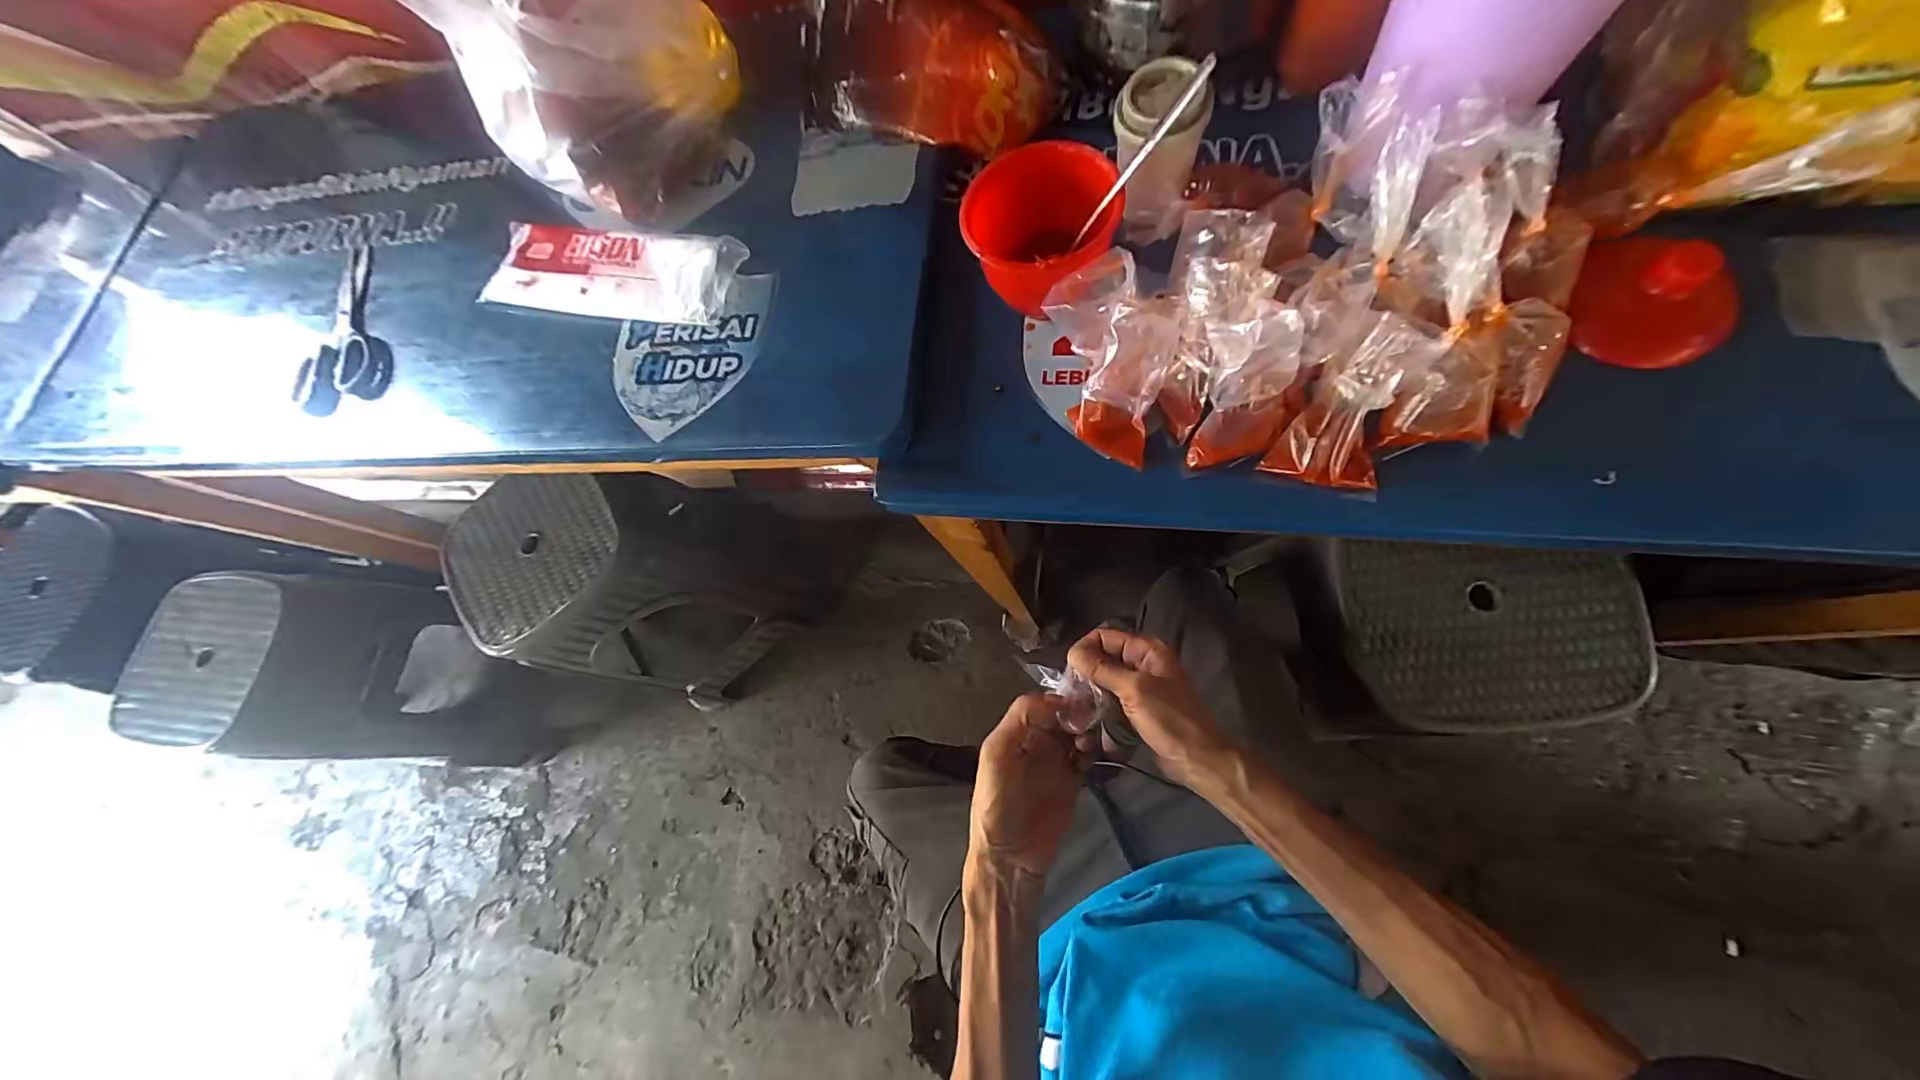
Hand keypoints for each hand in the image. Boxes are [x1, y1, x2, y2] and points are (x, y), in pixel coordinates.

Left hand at [967, 694, 1086, 880]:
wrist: (1011, 857)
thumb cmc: (996, 805)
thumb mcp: (997, 756)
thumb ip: (1019, 721)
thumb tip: (1055, 700)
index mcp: (1013, 732)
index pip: (1039, 703)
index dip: (1059, 700)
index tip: (1078, 704)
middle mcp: (1035, 741)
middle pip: (1062, 714)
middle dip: (1078, 712)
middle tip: (1093, 717)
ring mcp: (1055, 760)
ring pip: (1077, 732)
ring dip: (1088, 729)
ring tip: (1092, 738)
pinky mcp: (1073, 779)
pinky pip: (1087, 755)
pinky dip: (1095, 749)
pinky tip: (1097, 751)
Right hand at [1066, 627, 1235, 788]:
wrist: (1196, 758)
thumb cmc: (1170, 720)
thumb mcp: (1134, 690)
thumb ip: (1103, 668)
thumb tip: (1073, 652)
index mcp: (1148, 650)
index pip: (1105, 636)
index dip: (1085, 649)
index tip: (1070, 672)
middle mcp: (1143, 663)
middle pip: (1103, 657)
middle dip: (1085, 672)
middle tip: (1070, 692)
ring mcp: (1141, 686)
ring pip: (1105, 680)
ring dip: (1090, 692)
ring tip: (1075, 708)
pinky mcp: (1137, 707)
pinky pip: (1111, 699)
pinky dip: (1099, 706)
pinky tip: (1087, 718)